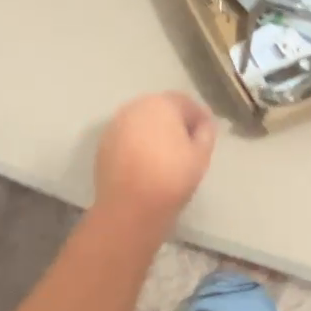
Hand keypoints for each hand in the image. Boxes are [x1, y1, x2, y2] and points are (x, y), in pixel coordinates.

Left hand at [93, 93, 215, 226]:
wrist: (130, 207)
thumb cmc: (172, 178)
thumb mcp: (201, 156)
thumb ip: (206, 133)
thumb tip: (203, 124)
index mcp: (161, 104)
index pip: (185, 103)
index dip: (199, 117)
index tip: (206, 133)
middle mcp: (135, 107)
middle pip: (161, 109)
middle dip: (174, 122)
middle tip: (187, 144)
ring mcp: (116, 125)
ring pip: (142, 123)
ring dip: (155, 133)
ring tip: (166, 155)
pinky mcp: (104, 144)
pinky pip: (128, 138)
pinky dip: (138, 144)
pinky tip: (146, 164)